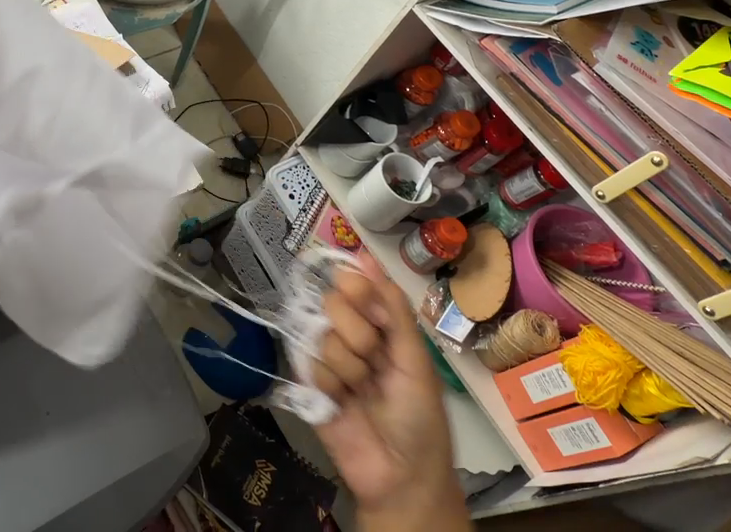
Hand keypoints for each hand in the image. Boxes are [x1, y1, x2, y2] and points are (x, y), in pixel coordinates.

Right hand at [312, 257, 469, 531]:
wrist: (402, 475)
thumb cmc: (420, 418)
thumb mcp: (416, 359)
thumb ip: (393, 308)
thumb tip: (367, 255)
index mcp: (381, 325)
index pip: (354, 283)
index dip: (356, 286)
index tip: (367, 303)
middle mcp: (353, 335)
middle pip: (333, 302)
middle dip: (357, 332)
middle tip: (375, 360)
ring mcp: (330, 358)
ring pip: (322, 334)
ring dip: (349, 365)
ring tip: (364, 391)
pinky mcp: (310, 383)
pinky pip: (309, 363)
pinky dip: (331, 384)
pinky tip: (345, 403)